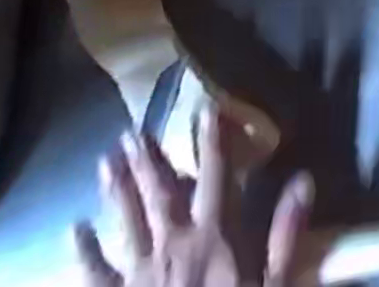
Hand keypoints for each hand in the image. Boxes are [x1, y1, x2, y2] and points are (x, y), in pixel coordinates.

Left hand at [72, 112, 313, 286]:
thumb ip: (286, 235)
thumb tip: (304, 179)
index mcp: (213, 237)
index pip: (215, 176)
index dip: (212, 141)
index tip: (207, 108)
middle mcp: (172, 245)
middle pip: (161, 193)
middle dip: (149, 161)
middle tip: (133, 131)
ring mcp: (138, 274)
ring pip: (125, 221)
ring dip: (116, 189)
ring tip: (105, 159)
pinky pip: (95, 273)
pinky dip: (83, 251)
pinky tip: (74, 229)